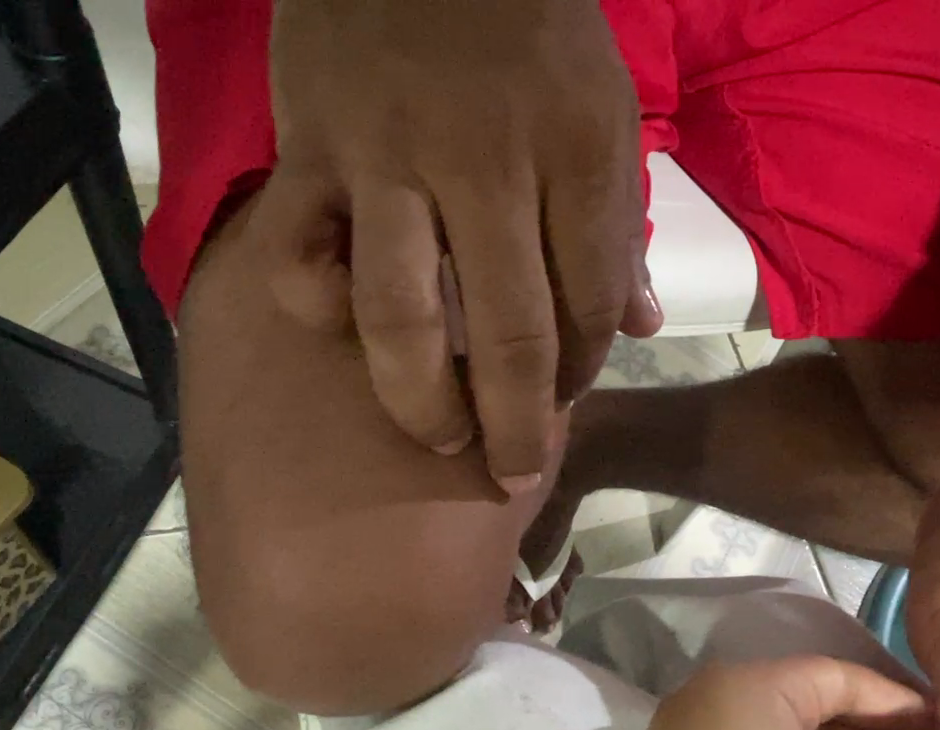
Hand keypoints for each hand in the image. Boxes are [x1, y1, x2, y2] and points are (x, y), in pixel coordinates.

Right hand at [260, 0, 659, 494]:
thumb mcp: (605, 109)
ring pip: (402, 319)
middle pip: (509, 337)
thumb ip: (618, 225)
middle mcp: (488, 165)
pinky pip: (298, 256)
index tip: (564, 399)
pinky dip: (316, 306)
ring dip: (424, 403)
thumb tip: (641, 325)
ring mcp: (390, 158)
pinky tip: (342, 327)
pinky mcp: (310, 149)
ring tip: (441, 441)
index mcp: (578, 150)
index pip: (587, 306)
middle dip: (516, 427)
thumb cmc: (532, 26)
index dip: (579, 374)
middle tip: (514, 474)